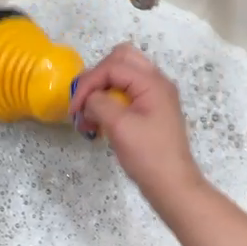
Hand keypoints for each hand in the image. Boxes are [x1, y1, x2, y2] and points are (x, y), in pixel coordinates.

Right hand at [71, 45, 207, 206]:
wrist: (172, 185)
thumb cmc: (148, 156)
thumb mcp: (119, 127)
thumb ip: (100, 103)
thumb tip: (89, 100)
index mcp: (152, 82)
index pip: (113, 66)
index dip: (88, 83)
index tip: (74, 108)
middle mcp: (157, 83)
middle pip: (120, 60)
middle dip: (96, 78)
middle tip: (83, 101)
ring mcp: (156, 96)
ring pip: (123, 76)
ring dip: (102, 90)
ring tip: (89, 116)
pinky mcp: (152, 111)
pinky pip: (128, 93)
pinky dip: (111, 101)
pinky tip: (101, 122)